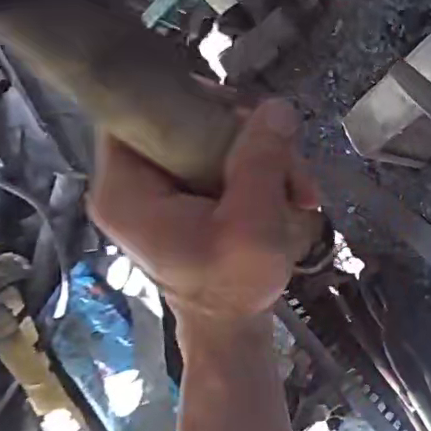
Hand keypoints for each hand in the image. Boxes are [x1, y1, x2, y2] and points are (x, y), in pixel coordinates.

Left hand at [88, 100, 321, 326]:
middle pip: (190, 127)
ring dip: (269, 160)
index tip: (243, 114)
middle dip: (251, 140)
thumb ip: (261, 161)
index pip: (140, 115)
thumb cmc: (234, 283)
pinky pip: (228, 166)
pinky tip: (292, 197)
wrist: (236, 328)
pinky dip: (264, 176)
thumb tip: (277, 107)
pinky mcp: (193, 203)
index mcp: (128, 189)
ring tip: (302, 192)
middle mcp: (139, 184)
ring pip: (218, 145)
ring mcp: (167, 193)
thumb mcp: (253, 222)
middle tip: (292, 166)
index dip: (190, 102)